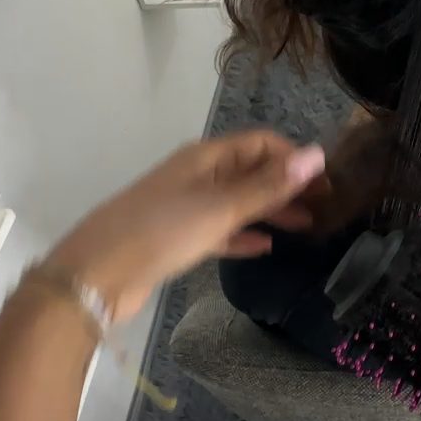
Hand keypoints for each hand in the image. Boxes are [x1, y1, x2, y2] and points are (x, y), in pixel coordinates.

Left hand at [44, 130, 323, 321]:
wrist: (94, 277)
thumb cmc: (161, 232)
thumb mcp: (221, 207)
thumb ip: (269, 185)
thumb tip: (317, 155)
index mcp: (206, 157)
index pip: (261, 144)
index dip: (294, 158)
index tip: (326, 182)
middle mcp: (197, 175)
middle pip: (251, 171)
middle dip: (286, 185)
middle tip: (323, 206)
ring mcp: (185, 206)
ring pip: (238, 201)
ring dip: (270, 210)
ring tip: (306, 226)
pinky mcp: (176, 238)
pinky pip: (220, 229)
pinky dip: (243, 234)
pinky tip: (265, 246)